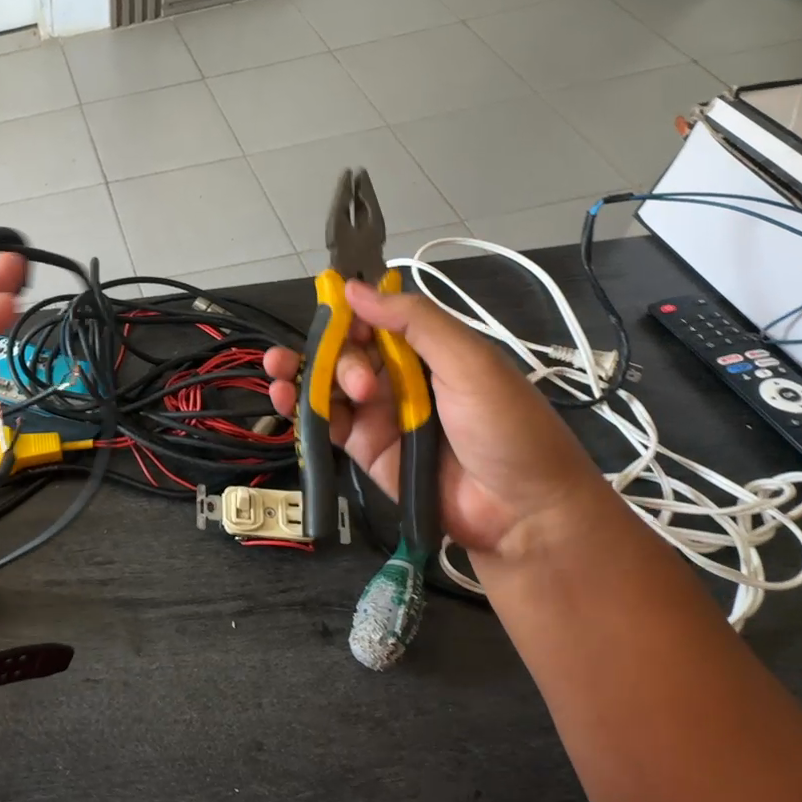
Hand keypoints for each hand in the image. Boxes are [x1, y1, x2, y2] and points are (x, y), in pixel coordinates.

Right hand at [264, 279, 614, 559]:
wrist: (523, 513)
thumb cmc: (507, 429)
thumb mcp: (471, 362)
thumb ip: (415, 321)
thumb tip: (353, 287)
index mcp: (428, 350)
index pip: (375, 320)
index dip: (350, 315)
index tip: (333, 315)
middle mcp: (399, 378)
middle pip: (345, 351)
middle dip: (337, 358)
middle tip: (361, 387)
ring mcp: (379, 413)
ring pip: (326, 382)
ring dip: (299, 371)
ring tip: (279, 370)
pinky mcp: (363, 448)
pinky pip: (324, 421)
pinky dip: (298, 406)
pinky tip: (282, 395)